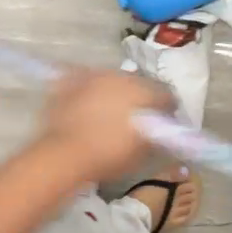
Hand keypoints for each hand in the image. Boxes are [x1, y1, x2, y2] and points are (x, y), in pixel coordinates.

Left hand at [33, 69, 172, 183]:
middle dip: (141, 97)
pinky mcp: (72, 80)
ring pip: (113, 80)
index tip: (166, 120)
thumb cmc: (107, 156)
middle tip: (138, 115)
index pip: (166, 94)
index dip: (167, 108)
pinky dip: (91, 90)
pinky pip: (87, 80)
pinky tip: (89, 102)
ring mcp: (94, 76)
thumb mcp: (140, 152)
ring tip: (111, 110)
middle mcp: (120, 77)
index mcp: (143, 92)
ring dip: (116, 92)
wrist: (64, 154)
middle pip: (138, 83)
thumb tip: (161, 130)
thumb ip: (156, 136)